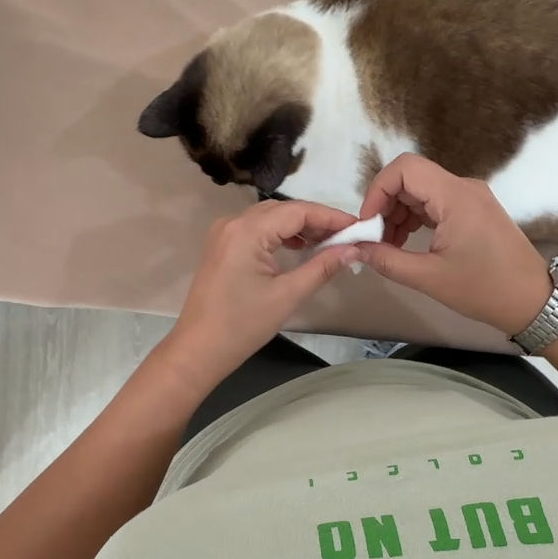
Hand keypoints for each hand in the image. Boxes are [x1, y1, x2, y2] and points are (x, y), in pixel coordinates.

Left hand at [157, 200, 361, 390]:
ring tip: (328, 243)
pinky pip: (256, 230)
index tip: (358, 228)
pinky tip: (299, 247)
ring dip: (299, 226)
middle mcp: (233, 222)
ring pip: (270, 218)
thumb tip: (353, 250)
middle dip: (316, 220)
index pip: (298, 211)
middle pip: (283, 210)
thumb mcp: (288, 295)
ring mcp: (224, 233)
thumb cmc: (243, 325)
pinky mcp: (221, 246)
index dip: (330, 217)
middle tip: (347, 237)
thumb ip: (322, 267)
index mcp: (247, 230)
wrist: (199, 348)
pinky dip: (280, 234)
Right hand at [356, 154, 551, 333]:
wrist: (532, 301)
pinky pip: (436, 203)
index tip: (367, 223)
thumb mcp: (428, 277)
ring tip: (387, 247)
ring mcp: (471, 198)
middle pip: (412, 178)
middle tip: (373, 239)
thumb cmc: (483, 289)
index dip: (378, 190)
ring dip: (399, 214)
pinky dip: (416, 219)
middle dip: (385, 205)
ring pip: (422, 191)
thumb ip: (386, 260)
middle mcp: (464, 188)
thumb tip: (355, 249)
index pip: (405, 168)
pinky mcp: (474, 211)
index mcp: (455, 197)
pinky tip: (406, 243)